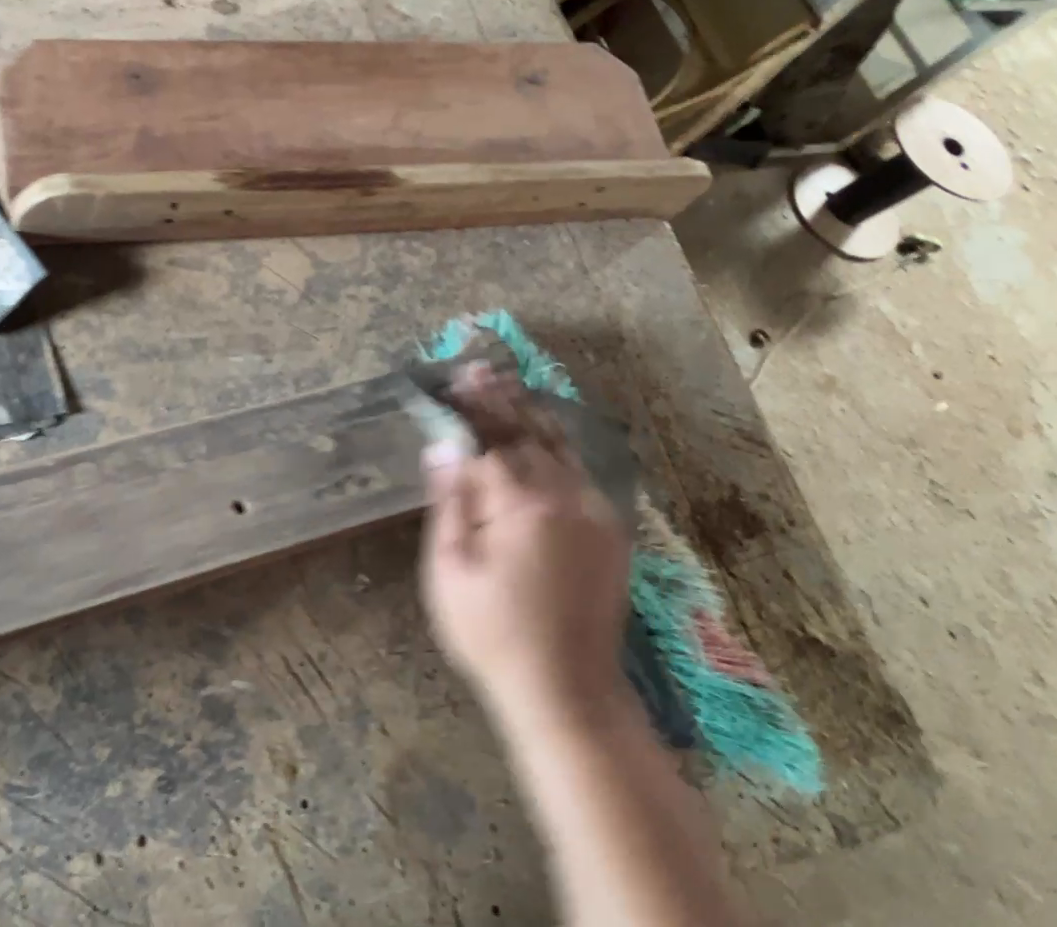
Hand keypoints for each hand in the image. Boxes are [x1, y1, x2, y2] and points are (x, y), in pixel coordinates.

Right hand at [419, 366, 632, 720]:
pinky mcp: (611, 534)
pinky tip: (547, 436)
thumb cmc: (490, 634)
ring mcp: (595, 514)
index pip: (492, 439)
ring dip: (534, 415)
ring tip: (512, 387)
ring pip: (562, 449)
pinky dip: (559, 445)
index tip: (457, 374)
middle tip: (481, 367)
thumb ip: (450, 502)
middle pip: (530, 434)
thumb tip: (444, 447)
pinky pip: (581, 472)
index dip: (473, 404)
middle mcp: (566, 499)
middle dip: (503, 399)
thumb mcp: (450, 571)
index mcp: (522, 506)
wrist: (566, 689)